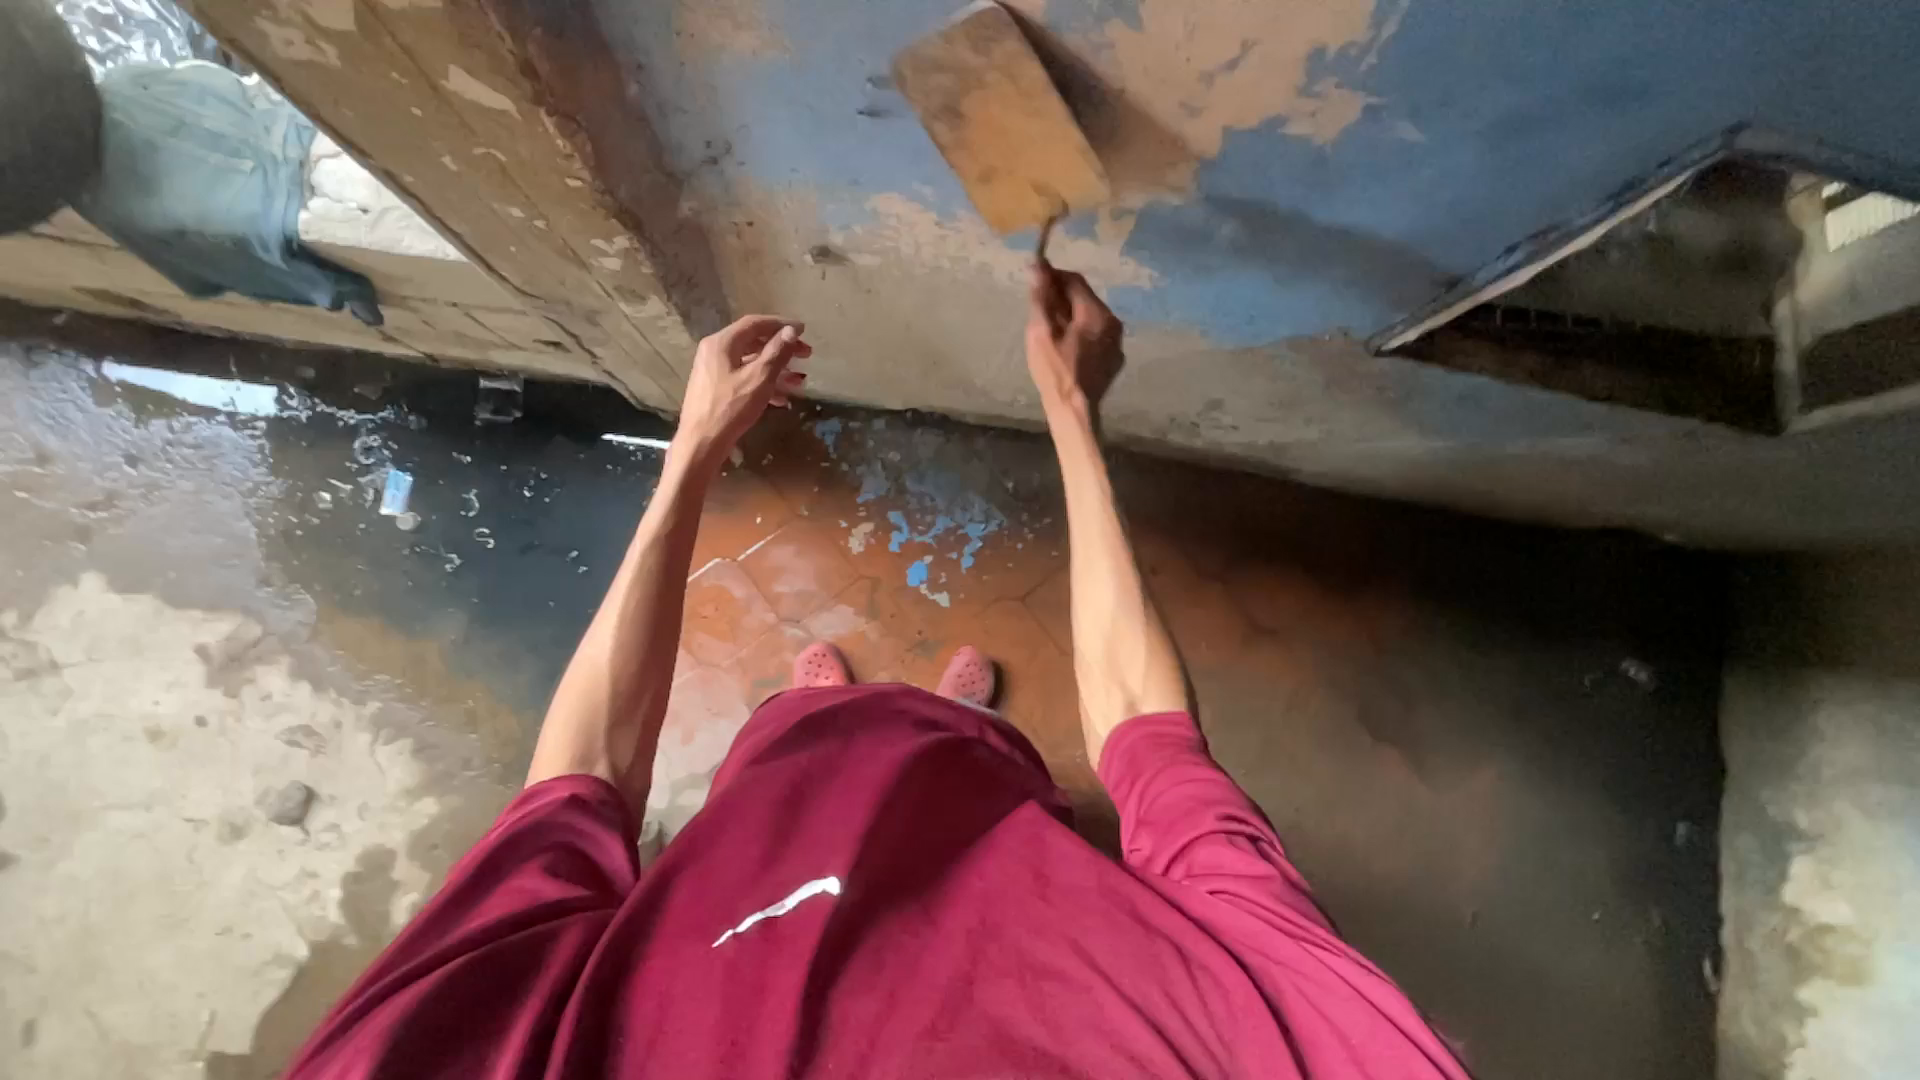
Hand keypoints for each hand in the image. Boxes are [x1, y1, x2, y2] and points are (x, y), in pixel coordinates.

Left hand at [675, 314, 810, 467]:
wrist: (702, 442)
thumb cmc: (731, 408)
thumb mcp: (759, 378)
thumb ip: (777, 352)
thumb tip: (791, 331)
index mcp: (722, 342)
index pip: (755, 323)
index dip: (781, 324)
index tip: (803, 330)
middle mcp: (715, 351)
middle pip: (754, 342)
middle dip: (782, 348)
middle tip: (806, 355)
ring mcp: (714, 370)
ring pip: (750, 362)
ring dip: (777, 369)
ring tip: (800, 380)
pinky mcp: (715, 388)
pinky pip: (744, 378)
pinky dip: (763, 383)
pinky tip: (782, 398)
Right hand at [1026, 259, 1122, 413]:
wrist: (1075, 411)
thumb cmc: (1055, 372)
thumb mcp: (1041, 332)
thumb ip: (1040, 298)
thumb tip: (1037, 266)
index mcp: (1097, 313)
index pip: (1075, 280)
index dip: (1053, 276)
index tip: (1035, 279)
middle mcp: (1113, 323)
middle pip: (1084, 299)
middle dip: (1061, 298)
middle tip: (1039, 309)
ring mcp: (1116, 343)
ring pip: (1091, 318)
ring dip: (1071, 317)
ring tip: (1050, 330)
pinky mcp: (1113, 360)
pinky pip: (1096, 337)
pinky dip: (1081, 334)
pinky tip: (1066, 348)